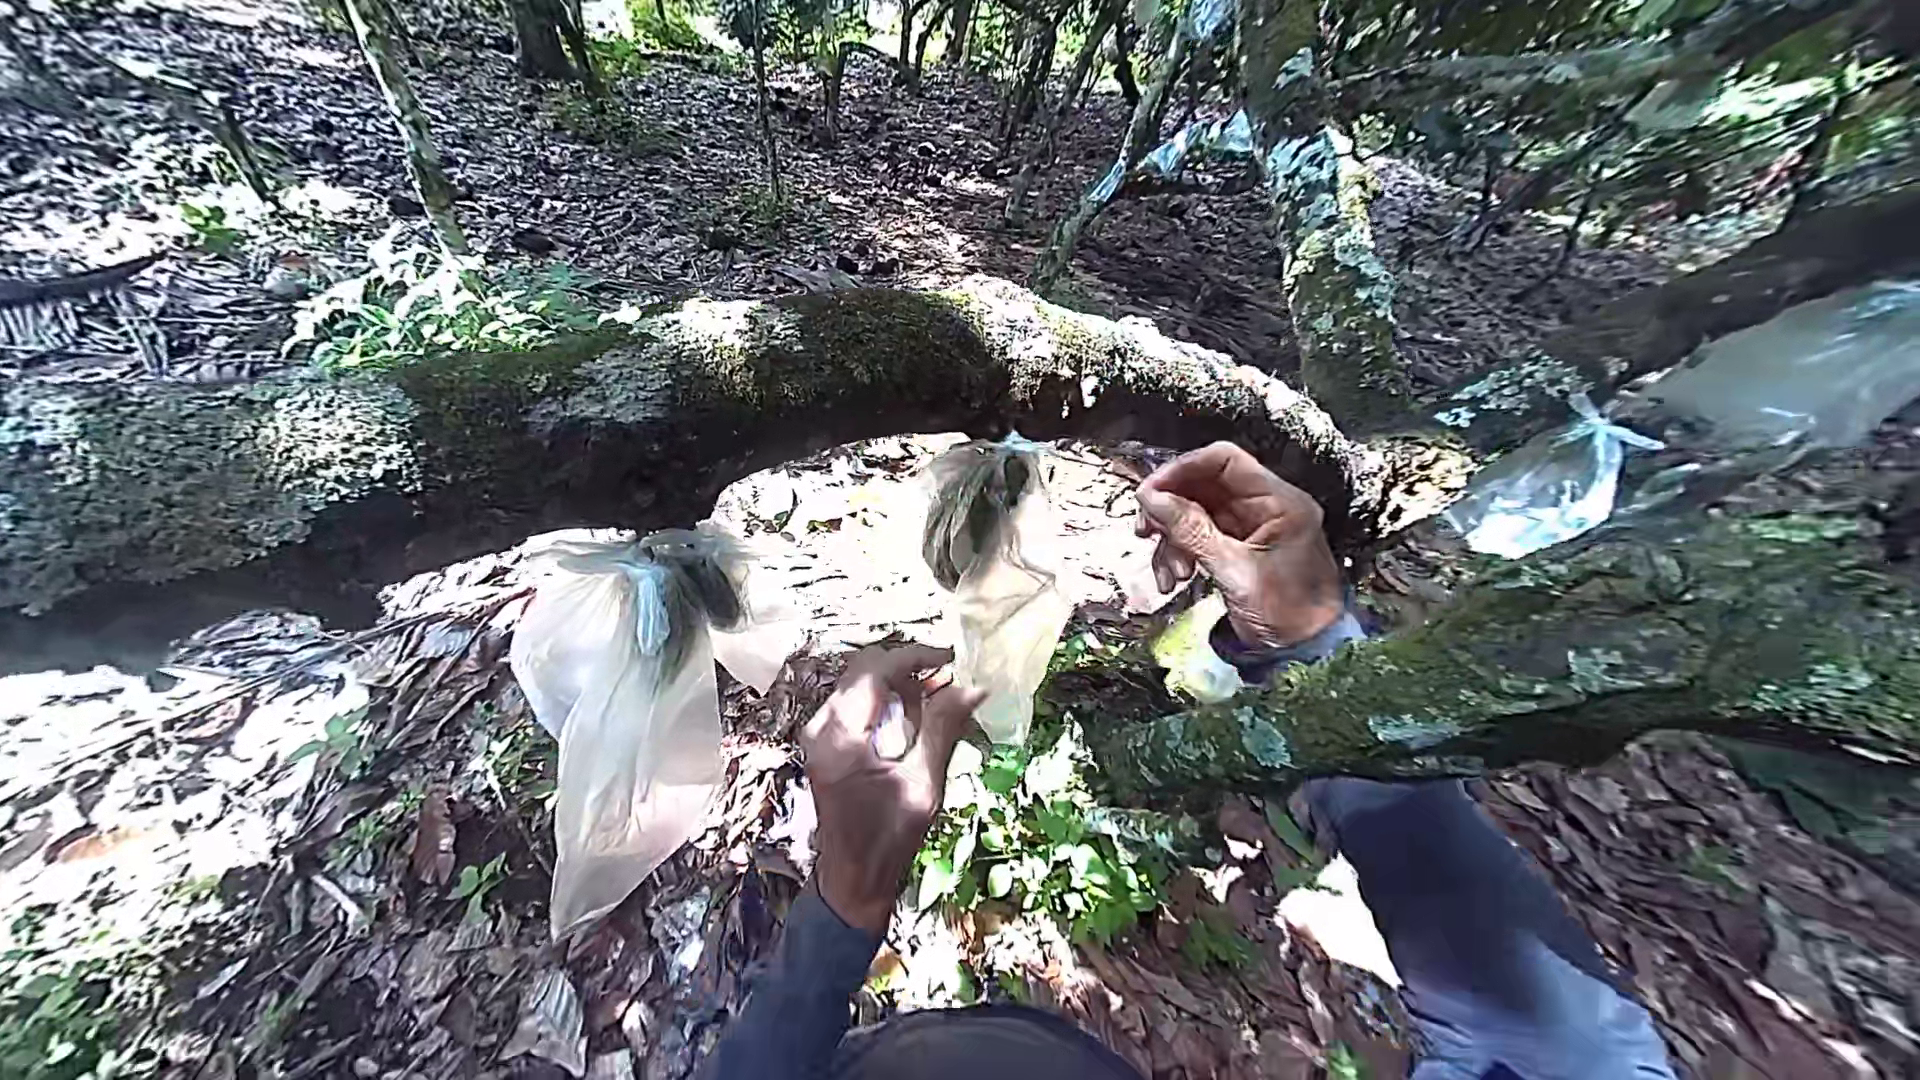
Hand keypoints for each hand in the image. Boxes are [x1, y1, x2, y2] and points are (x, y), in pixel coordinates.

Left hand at [801, 645, 985, 934]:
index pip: (875, 671)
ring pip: (860, 681)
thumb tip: (973, 686)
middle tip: (945, 678)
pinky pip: (855, 700)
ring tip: (933, 698)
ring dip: (897, 682)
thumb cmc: (889, 839)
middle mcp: (821, 726)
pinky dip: (885, 698)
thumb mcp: (924, 785)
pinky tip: (910, 715)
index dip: (914, 657)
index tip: (949, 659)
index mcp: (841, 737)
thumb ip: (943, 728)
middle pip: (864, 669)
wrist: (852, 880)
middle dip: (907, 667)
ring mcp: (818, 732)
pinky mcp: (824, 739)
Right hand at [1134, 441, 1343, 646]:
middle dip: (1169, 509)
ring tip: (1170, 573)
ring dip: (1171, 539)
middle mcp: (1263, 506)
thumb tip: (1149, 497)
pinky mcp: (1234, 547)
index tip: (1150, 493)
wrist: (1306, 654)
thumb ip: (1192, 530)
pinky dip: (1178, 554)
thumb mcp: (1234, 571)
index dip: (1182, 469)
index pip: (1223, 460)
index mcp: (1278, 501)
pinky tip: (1173, 580)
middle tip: (1146, 532)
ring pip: (1193, 513)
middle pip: (1202, 486)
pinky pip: (1195, 536)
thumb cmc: (1284, 613)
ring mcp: (1247, 526)